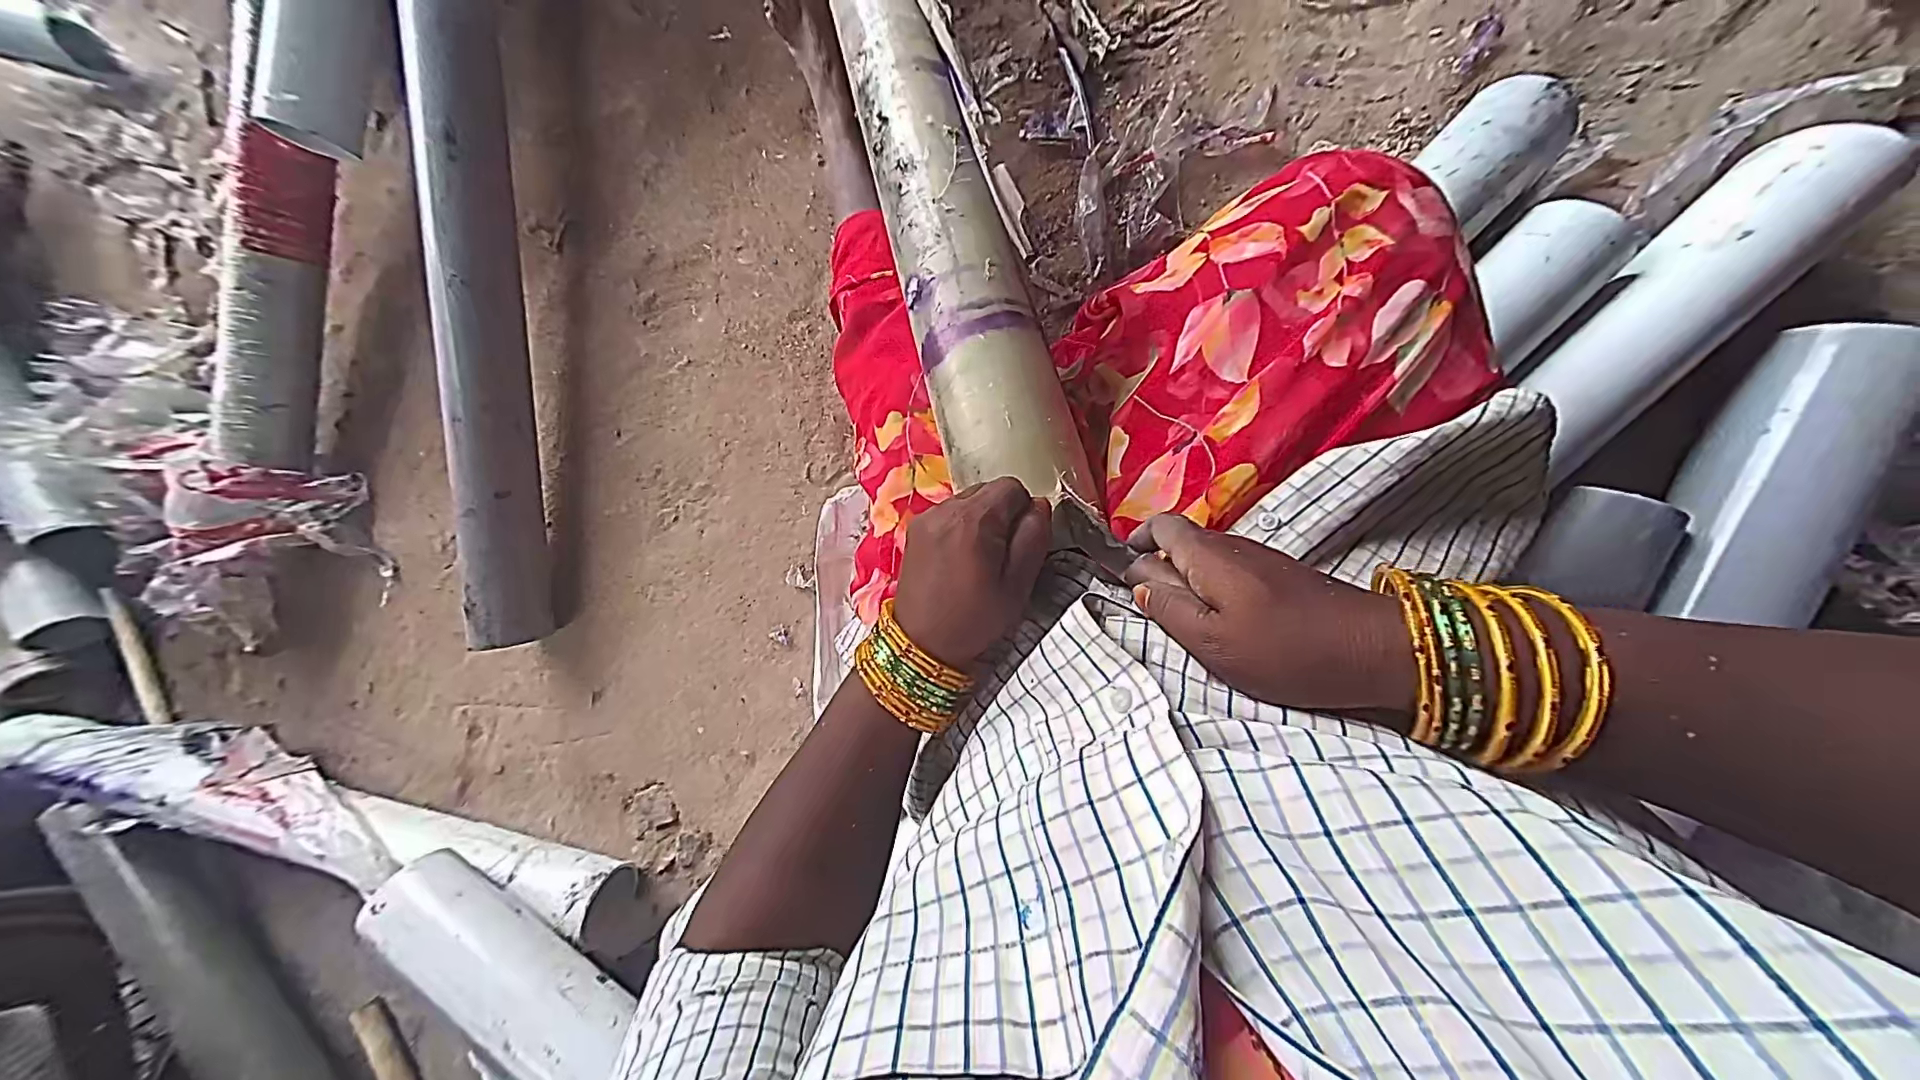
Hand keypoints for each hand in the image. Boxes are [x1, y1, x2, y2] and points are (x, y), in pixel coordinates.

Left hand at [891, 477, 1052, 666]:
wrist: (920, 645)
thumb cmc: (973, 620)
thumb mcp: (1017, 586)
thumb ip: (1033, 538)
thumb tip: (1039, 506)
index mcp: (974, 520)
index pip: (1012, 487)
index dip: (1024, 511)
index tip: (1019, 544)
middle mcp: (945, 509)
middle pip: (988, 490)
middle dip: (1002, 513)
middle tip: (1001, 554)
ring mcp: (926, 518)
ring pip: (968, 500)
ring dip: (980, 520)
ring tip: (978, 559)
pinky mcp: (914, 530)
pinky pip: (948, 514)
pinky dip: (960, 527)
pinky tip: (958, 559)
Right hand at [1122, 513, 1416, 714]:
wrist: (1373, 651)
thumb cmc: (1286, 650)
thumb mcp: (1212, 641)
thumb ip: (1168, 607)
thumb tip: (1138, 580)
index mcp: (1208, 556)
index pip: (1161, 526)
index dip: (1136, 543)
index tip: (1122, 572)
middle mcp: (1231, 546)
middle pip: (1180, 542)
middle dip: (1156, 565)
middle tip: (1149, 606)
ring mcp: (1258, 559)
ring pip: (1203, 558)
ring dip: (1183, 580)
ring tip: (1181, 618)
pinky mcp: (1278, 575)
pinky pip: (1227, 571)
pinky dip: (1210, 589)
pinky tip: (1219, 621)